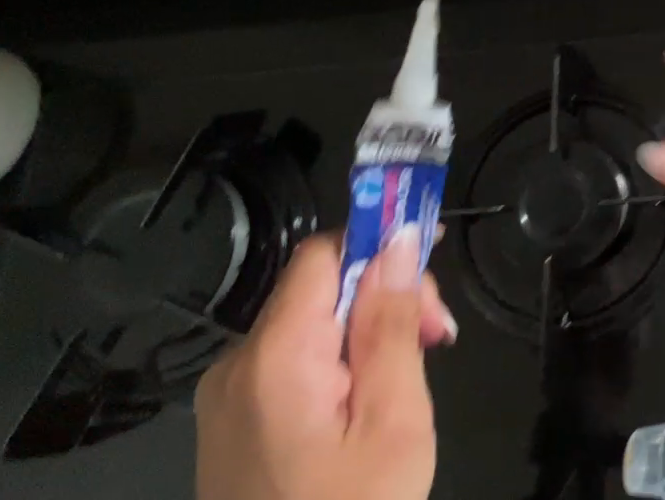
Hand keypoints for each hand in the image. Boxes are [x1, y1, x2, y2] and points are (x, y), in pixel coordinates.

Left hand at [194, 229, 458, 499]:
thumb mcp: (394, 419)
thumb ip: (391, 325)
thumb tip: (400, 242)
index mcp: (274, 357)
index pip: (324, 253)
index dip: (381, 242)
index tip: (433, 262)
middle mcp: (237, 365)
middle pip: (320, 286)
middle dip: (385, 294)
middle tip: (438, 336)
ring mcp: (227, 397)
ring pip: (311, 321)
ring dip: (369, 326)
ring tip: (414, 367)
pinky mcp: (232, 422)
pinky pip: (294, 359)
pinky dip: (342, 358)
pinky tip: (375, 391)